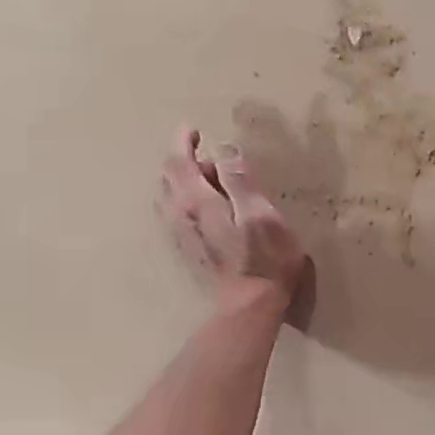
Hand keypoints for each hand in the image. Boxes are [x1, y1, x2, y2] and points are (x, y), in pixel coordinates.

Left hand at [159, 127, 313, 324]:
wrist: (249, 305)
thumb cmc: (264, 259)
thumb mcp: (262, 215)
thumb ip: (241, 181)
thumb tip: (225, 149)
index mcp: (197, 201)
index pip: (179, 162)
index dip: (184, 142)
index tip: (193, 130)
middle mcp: (179, 214)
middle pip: (170, 177)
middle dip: (187, 161)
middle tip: (218, 162)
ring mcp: (180, 234)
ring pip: (171, 196)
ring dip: (186, 182)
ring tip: (213, 183)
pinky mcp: (188, 249)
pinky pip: (176, 214)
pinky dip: (186, 201)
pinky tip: (207, 210)